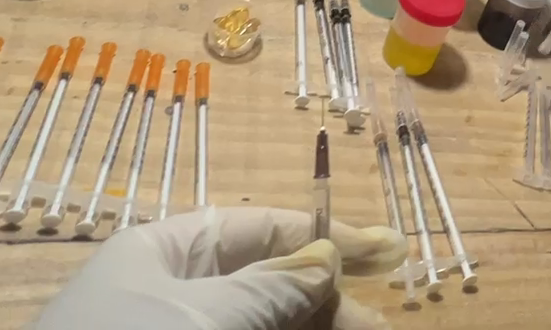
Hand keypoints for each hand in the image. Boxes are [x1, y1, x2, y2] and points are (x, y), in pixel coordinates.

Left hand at [34, 206, 407, 329]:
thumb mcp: (198, 319)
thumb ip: (270, 290)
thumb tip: (329, 257)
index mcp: (164, 255)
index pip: (260, 230)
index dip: (324, 237)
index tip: (386, 250)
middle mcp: (173, 296)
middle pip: (267, 287)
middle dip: (325, 303)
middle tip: (380, 325)